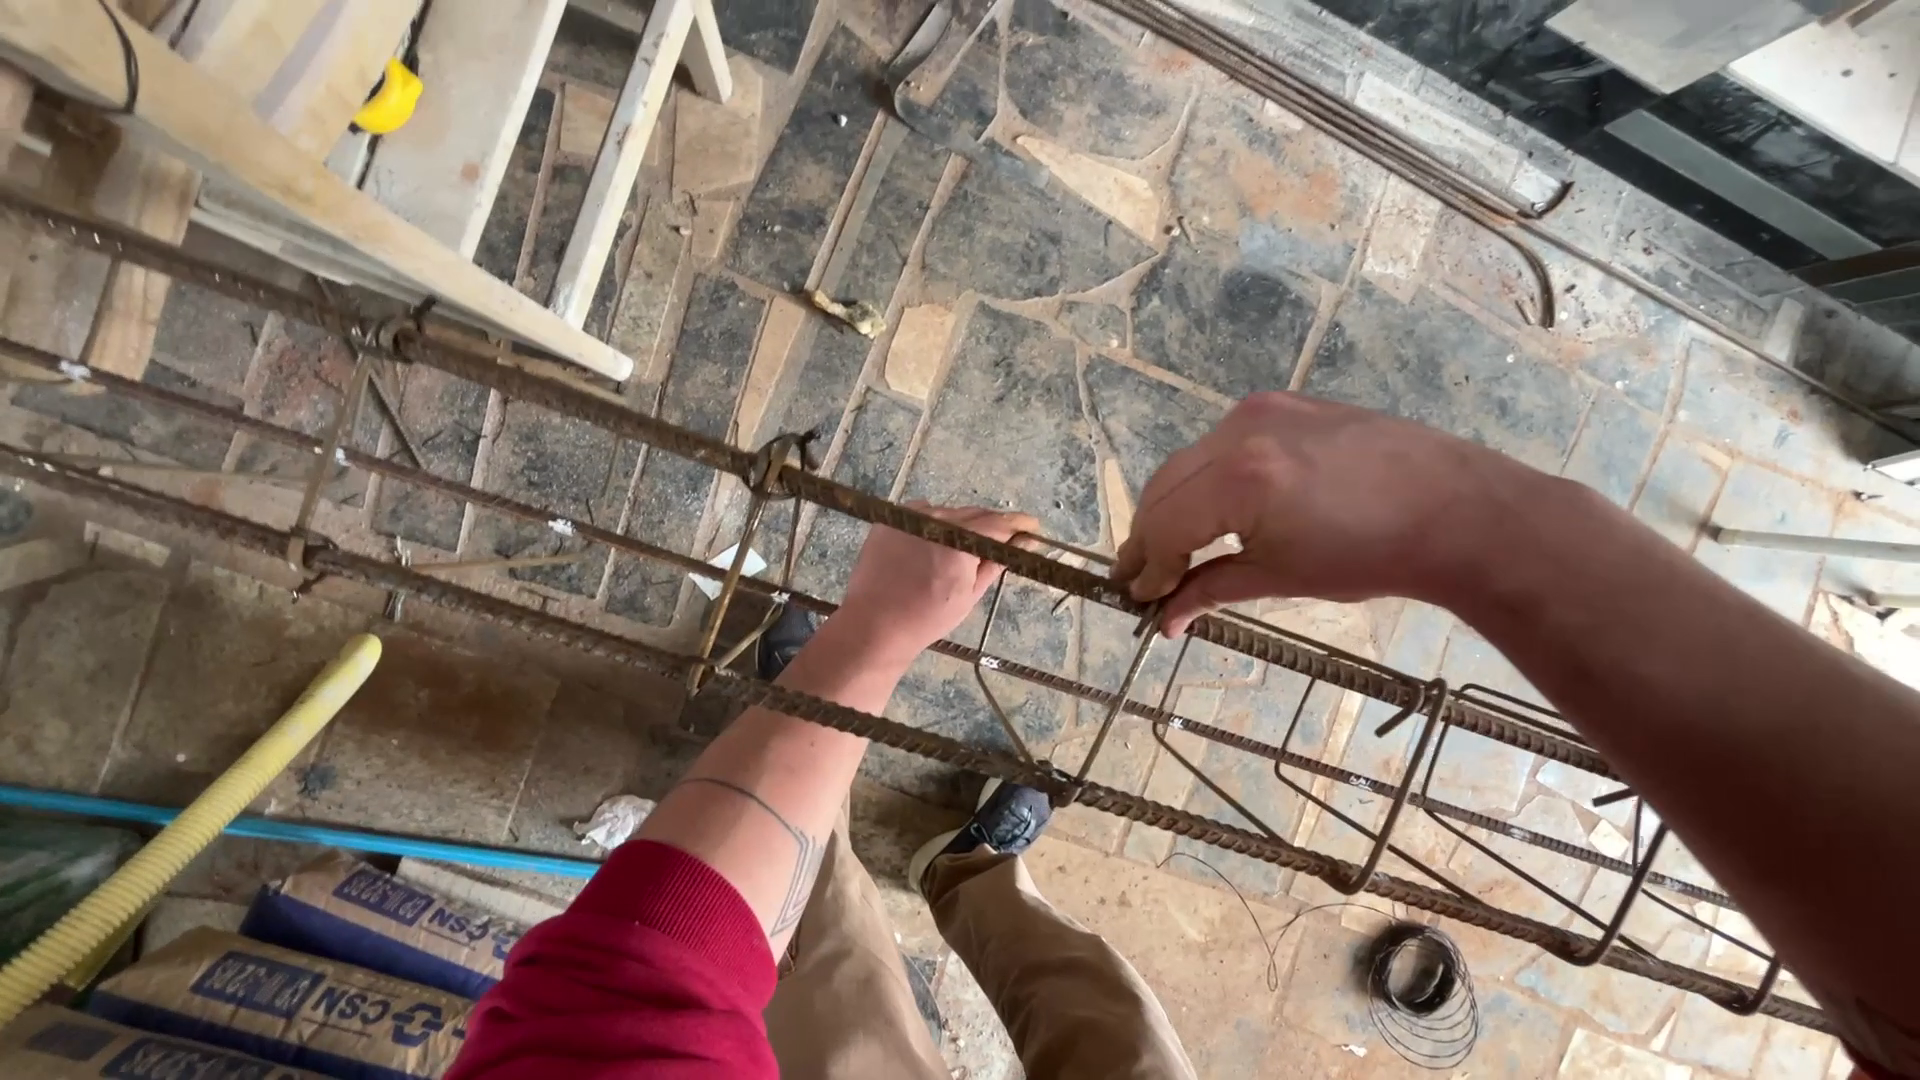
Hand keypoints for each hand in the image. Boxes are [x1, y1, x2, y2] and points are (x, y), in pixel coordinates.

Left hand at [833, 503, 1040, 658]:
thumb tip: (1023, 542)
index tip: (1032, 526)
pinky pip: (921, 516)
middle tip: (1002, 541)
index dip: (1018, 523)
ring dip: (960, 527)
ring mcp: (909, 517)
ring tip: (960, 551)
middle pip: (973, 515)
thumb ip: (996, 563)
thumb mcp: (969, 594)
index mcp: (958, 541)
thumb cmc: (926, 617)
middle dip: (990, 526)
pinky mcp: (889, 520)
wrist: (874, 623)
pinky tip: (931, 548)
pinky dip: (933, 527)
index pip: (998, 523)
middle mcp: (935, 521)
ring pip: (948, 514)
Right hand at [1112, 393, 1550, 635]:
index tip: (1137, 597)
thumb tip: (1162, 620)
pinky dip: (1203, 479)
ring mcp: (1260, 410)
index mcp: (1239, 480)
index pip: (1163, 525)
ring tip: (1171, 547)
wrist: (1458, 511)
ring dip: (1171, 506)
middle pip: (1162, 488)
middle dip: (1148, 536)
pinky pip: (1218, 444)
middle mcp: (1238, 433)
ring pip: (1186, 463)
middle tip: (1139, 576)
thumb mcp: (1279, 577)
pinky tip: (1211, 509)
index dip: (1146, 566)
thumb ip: (1209, 591)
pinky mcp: (1281, 404)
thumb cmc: (1371, 556)